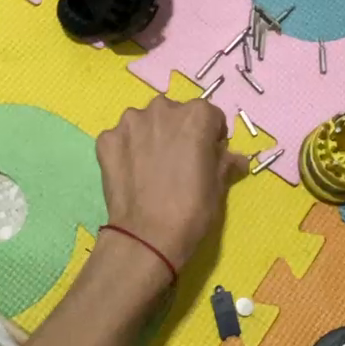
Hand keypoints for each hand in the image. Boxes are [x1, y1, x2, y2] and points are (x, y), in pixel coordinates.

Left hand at [95, 96, 245, 275]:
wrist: (148, 236)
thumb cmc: (193, 209)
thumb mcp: (219, 185)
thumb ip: (225, 161)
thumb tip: (237, 158)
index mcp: (196, 115)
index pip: (209, 116)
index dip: (210, 136)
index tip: (207, 156)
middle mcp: (162, 109)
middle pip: (174, 114)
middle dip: (178, 132)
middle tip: (178, 163)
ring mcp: (130, 122)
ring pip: (145, 123)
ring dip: (150, 137)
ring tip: (152, 168)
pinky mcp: (107, 139)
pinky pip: (121, 139)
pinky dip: (126, 150)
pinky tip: (132, 173)